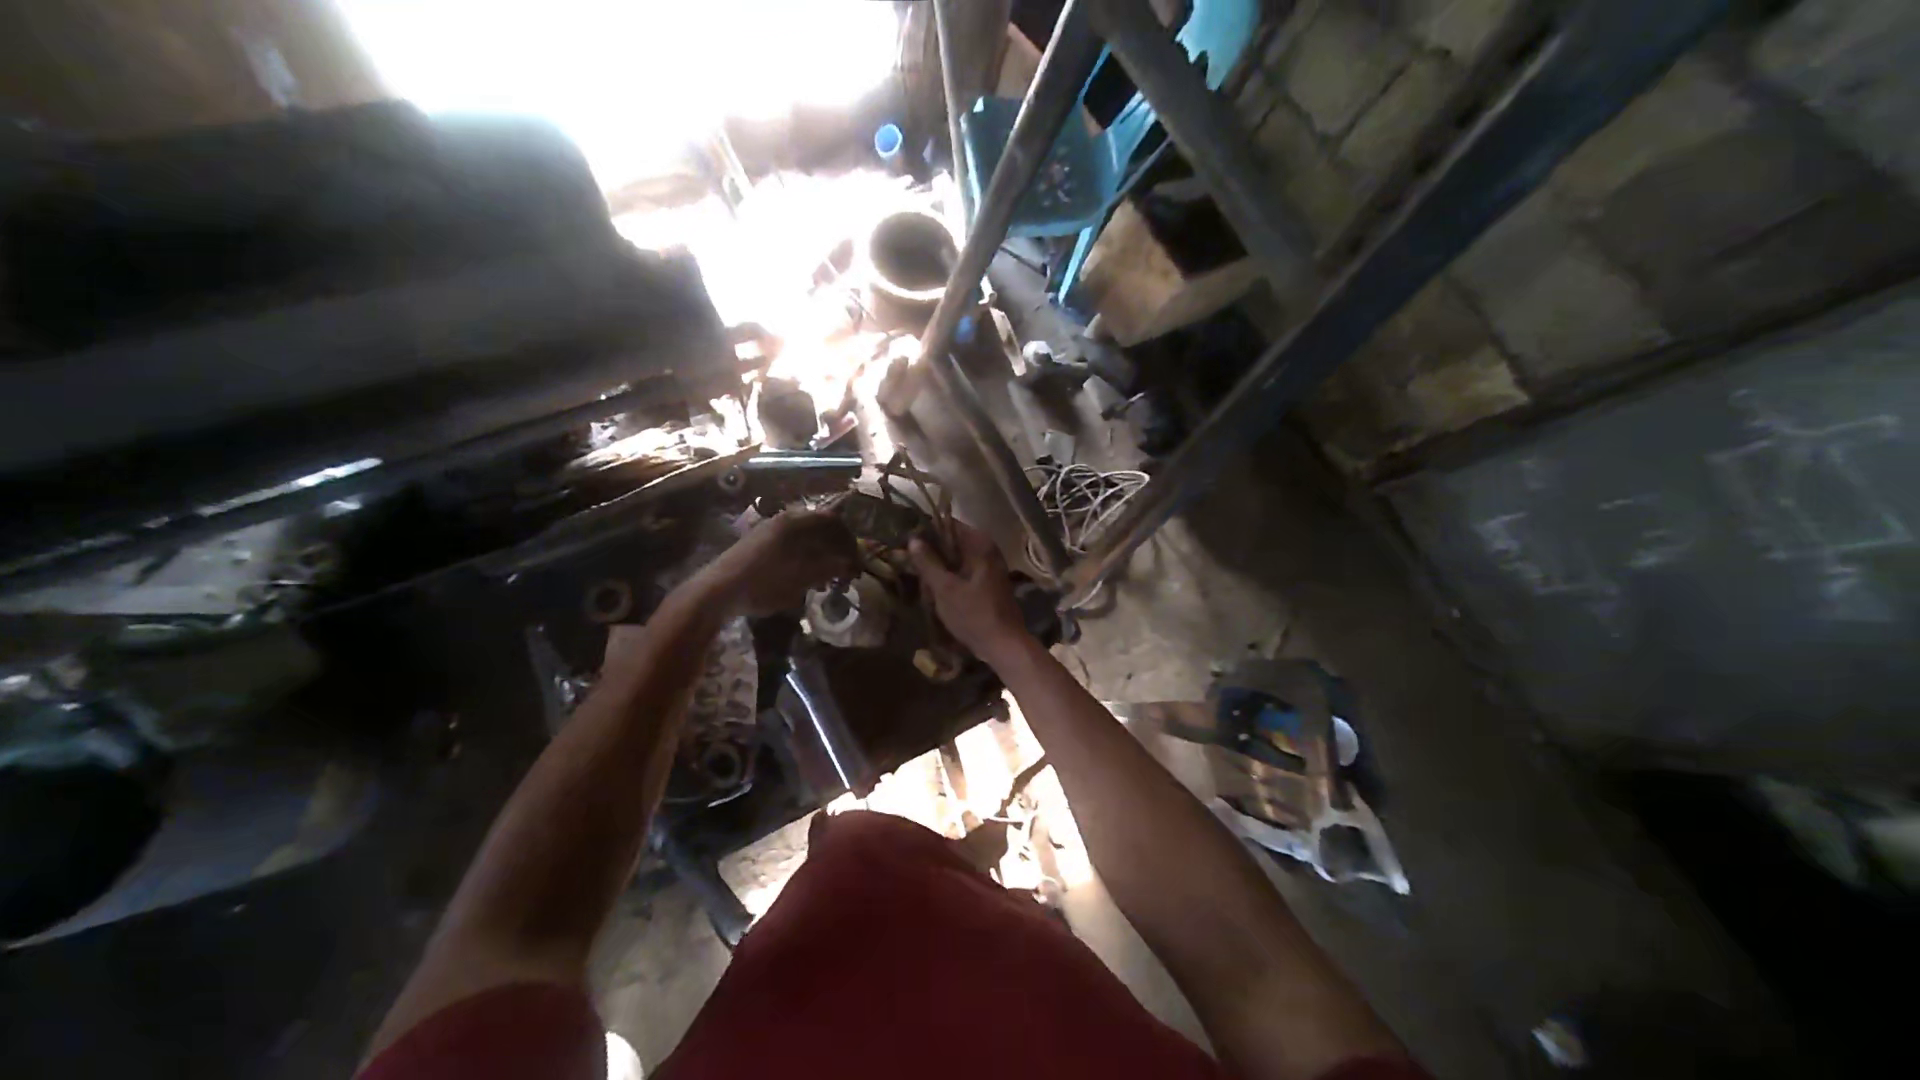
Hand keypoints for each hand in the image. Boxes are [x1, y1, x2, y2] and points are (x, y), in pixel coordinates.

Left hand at [699, 510, 856, 615]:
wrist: (717, 591)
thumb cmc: (763, 583)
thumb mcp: (801, 578)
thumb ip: (828, 567)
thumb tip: (850, 563)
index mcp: (794, 523)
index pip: (832, 520)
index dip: (848, 539)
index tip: (855, 559)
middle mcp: (782, 520)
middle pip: (819, 527)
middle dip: (835, 547)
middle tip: (844, 568)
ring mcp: (768, 531)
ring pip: (804, 537)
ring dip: (820, 553)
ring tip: (827, 576)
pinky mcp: (758, 544)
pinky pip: (790, 544)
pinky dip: (804, 557)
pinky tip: (804, 577)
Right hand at [909, 520, 1033, 667]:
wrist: (1004, 645)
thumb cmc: (973, 614)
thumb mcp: (944, 589)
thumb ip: (928, 562)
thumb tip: (913, 540)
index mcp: (980, 544)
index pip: (948, 525)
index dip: (926, 531)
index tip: (905, 540)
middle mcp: (987, 550)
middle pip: (953, 542)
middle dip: (930, 550)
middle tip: (905, 558)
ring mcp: (989, 567)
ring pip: (957, 558)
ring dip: (938, 566)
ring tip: (915, 573)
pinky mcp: (987, 583)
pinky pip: (963, 571)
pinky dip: (949, 576)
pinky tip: (932, 587)